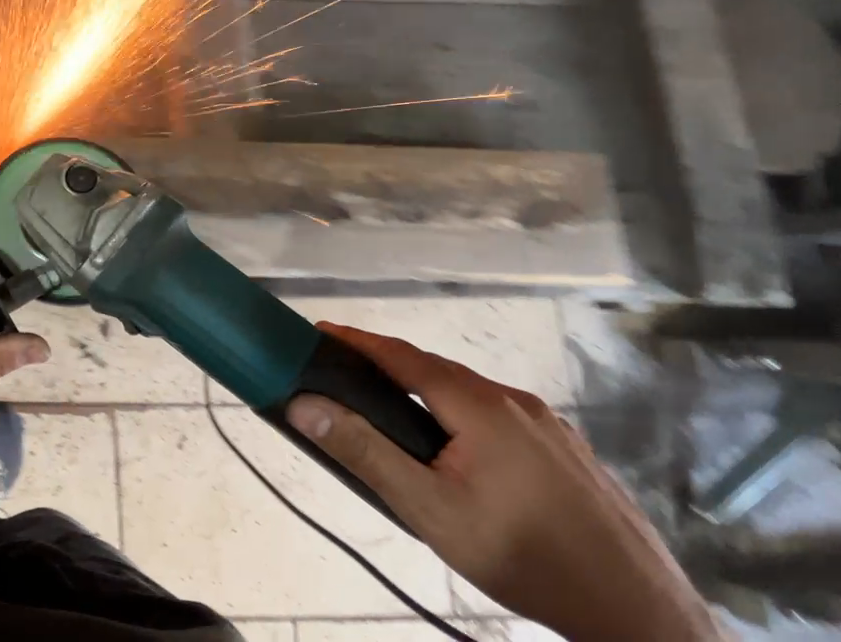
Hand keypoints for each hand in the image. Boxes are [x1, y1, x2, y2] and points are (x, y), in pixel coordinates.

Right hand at [286, 324, 716, 641]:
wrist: (640, 613)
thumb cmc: (523, 556)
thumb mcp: (430, 509)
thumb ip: (365, 453)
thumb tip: (303, 404)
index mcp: (480, 406)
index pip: (403, 356)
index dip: (357, 340)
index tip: (317, 331)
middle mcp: (517, 402)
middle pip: (437, 370)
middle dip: (385, 364)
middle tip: (341, 374)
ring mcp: (550, 427)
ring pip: (471, 394)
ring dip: (424, 391)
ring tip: (389, 412)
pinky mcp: (570, 453)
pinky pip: (499, 416)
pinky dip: (459, 413)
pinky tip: (455, 449)